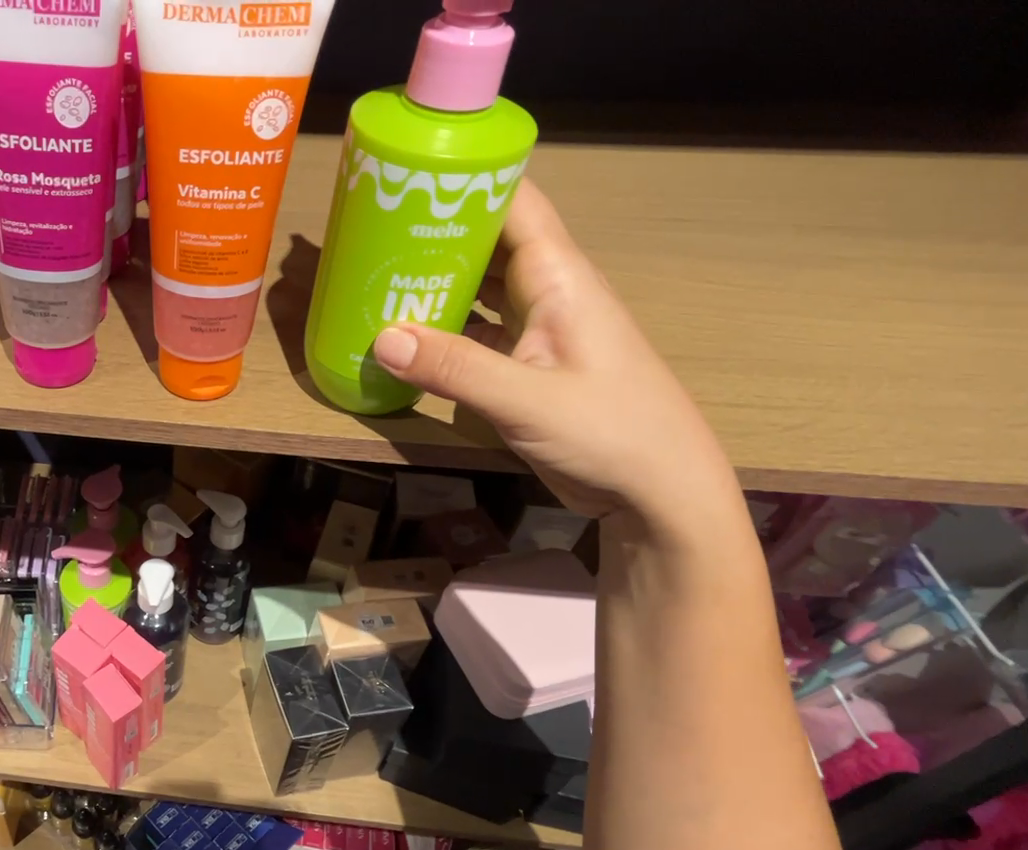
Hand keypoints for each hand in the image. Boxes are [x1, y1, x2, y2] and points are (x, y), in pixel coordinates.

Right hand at [370, 179, 740, 534]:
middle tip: (370, 235)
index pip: (514, 205)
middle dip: (435, 235)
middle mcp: (547, 294)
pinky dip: (441, 334)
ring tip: (374, 280)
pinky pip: (475, 335)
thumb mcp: (527, 400)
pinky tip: (403, 340)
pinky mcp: (524, 368)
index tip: (407, 179)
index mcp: (560, 278)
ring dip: (434, 286)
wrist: (657, 492)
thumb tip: (381, 339)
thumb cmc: (610, 432)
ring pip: (478, 291)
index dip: (467, 183)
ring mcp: (536, 332)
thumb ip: (455, 369)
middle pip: (488, 245)